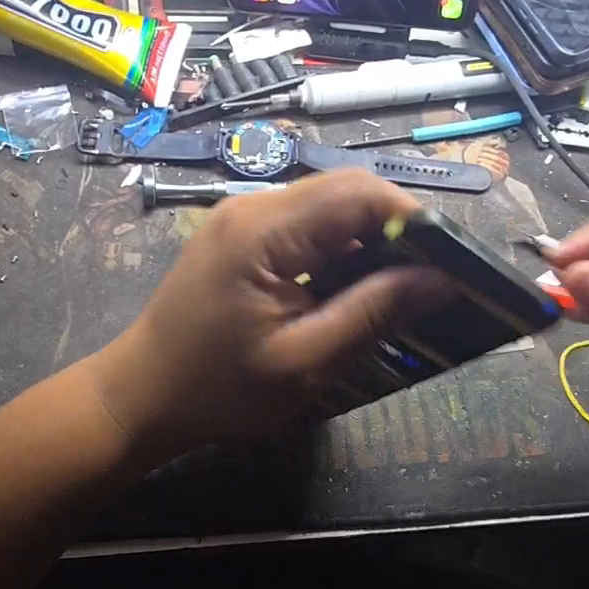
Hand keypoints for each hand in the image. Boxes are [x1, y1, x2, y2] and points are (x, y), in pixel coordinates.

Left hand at [90, 171, 452, 458]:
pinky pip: (304, 227)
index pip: (358, 192)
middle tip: (427, 282)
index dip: (413, 218)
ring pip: (328, 207)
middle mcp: (252, 207)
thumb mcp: (305, 362)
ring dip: (368, 241)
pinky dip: (338, 251)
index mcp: (263, 230)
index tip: (448, 264)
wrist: (140, 396)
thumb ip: (373, 313)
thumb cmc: (218, 389)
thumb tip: (442, 280)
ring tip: (396, 290)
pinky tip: (350, 289)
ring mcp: (241, 218)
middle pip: (345, 192)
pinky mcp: (239, 237)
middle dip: (395, 229)